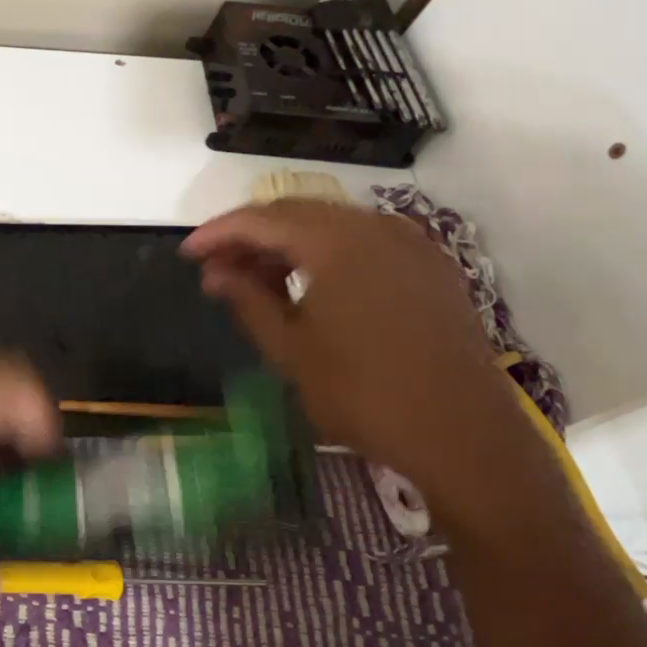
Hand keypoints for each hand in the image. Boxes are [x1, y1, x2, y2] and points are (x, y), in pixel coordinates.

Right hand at [181, 200, 527, 490]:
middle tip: (216, 269)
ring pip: (334, 226)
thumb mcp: (290, 350)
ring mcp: (412, 245)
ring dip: (288, 245)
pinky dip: (327, 255)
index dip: (218, 233)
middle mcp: (377, 228)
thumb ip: (248, 300)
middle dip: (251, 236)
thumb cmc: (362, 393)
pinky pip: (365, 243)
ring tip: (254, 280)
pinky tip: (307, 287)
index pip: (263, 219)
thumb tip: (215, 272)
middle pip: (299, 213)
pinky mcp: (431, 268)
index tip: (186, 254)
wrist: (459, 433)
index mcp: (338, 242)